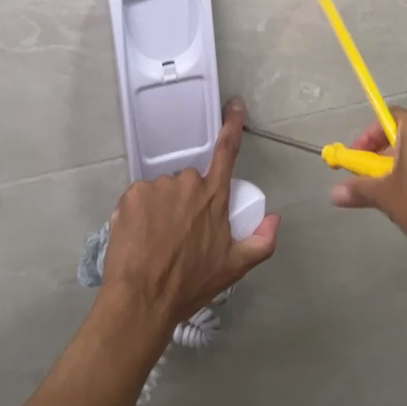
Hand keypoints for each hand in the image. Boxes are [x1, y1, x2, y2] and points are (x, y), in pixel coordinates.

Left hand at [99, 98, 278, 327]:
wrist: (143, 301)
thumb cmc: (191, 283)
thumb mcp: (234, 267)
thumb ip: (262, 241)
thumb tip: (275, 219)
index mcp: (214, 195)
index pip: (227, 150)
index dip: (232, 125)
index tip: (234, 104)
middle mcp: (187, 183)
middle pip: (190, 182)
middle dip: (187, 201)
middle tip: (181, 233)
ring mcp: (157, 187)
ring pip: (164, 191)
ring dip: (163, 208)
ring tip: (157, 240)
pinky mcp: (130, 196)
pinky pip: (139, 198)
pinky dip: (140, 213)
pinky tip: (140, 236)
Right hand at [330, 108, 406, 264]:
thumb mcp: (385, 196)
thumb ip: (359, 189)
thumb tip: (335, 194)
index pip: (388, 117)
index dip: (369, 136)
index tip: (357, 157)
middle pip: (406, 132)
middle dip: (385, 153)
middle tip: (370, 176)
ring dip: (404, 164)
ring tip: (392, 190)